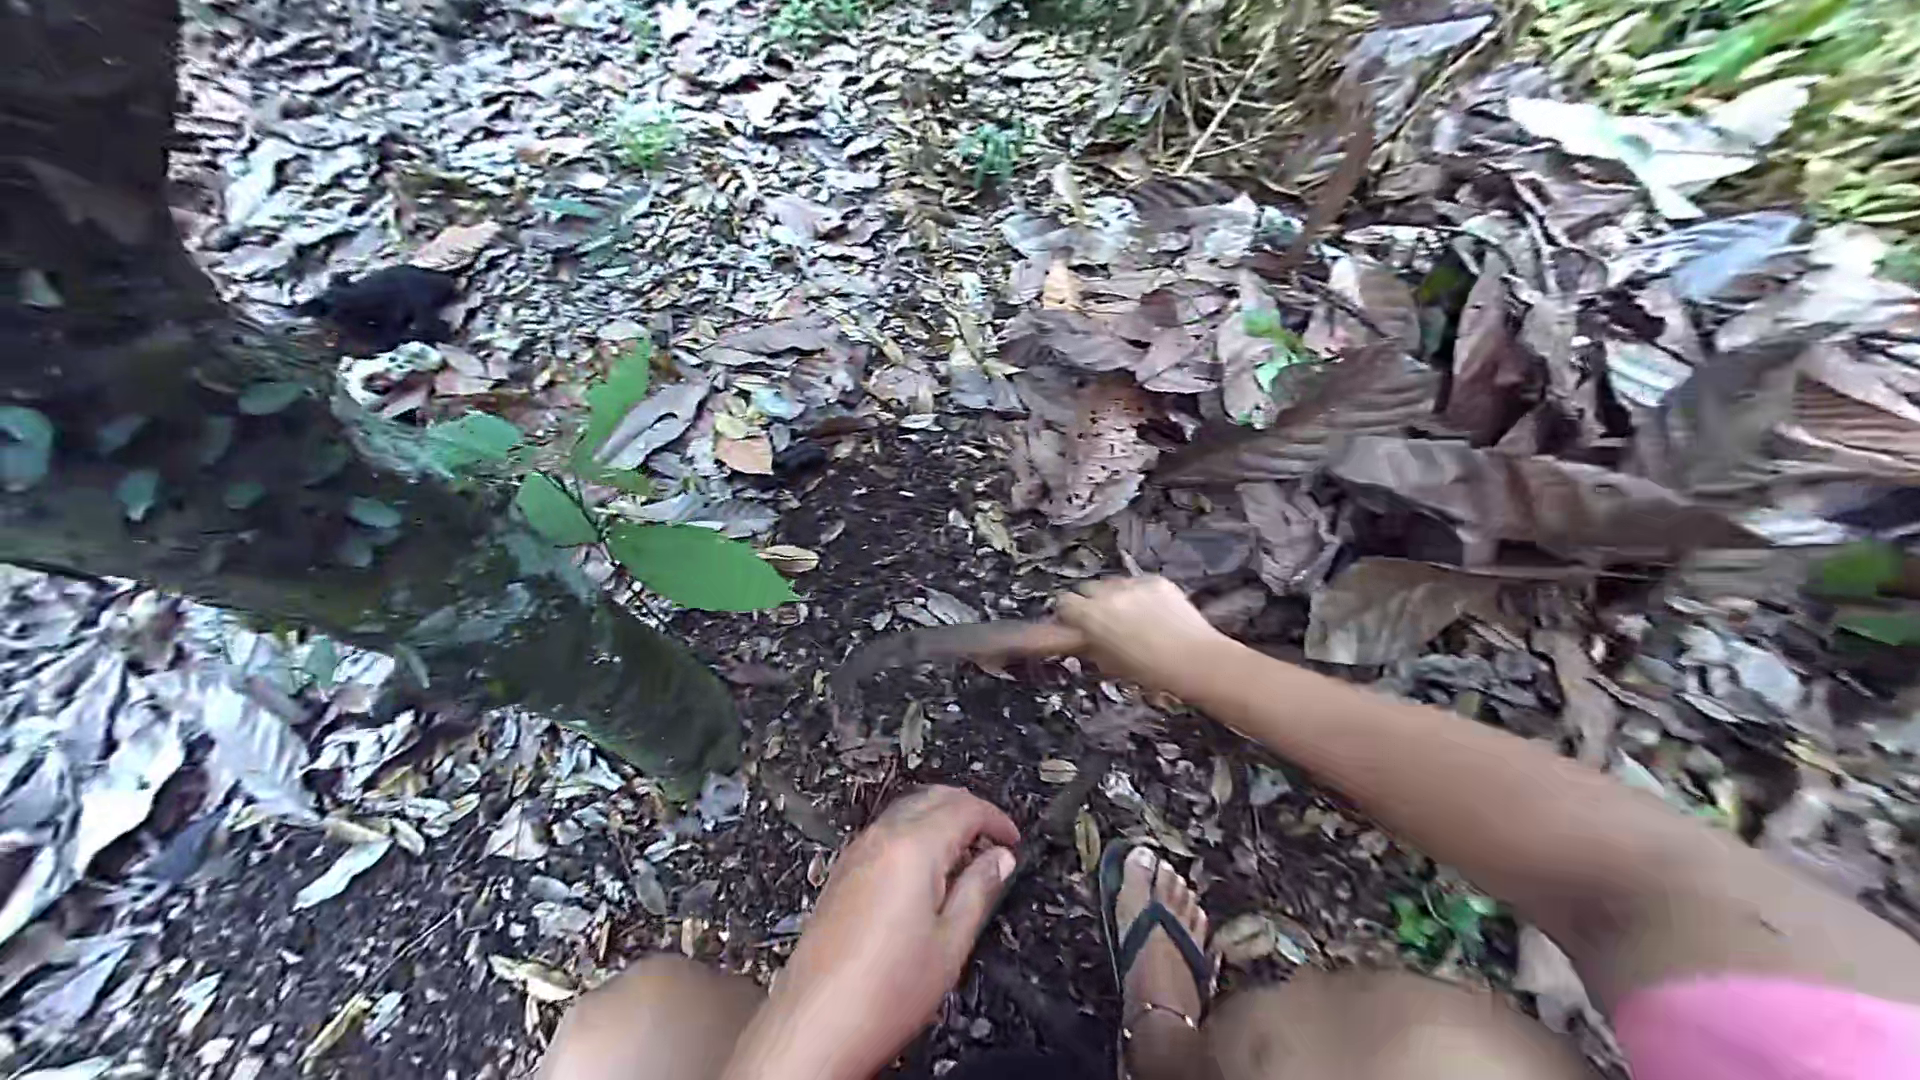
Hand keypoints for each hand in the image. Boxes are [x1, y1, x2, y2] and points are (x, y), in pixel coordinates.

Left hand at [723, 787, 1018, 1079]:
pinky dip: (915, 833)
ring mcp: (858, 851)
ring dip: (942, 819)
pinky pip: (888, 831)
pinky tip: (926, 872)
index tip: (1013, 839)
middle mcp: (882, 838)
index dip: (996, 819)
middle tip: (994, 840)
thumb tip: (1000, 859)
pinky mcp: (843, 870)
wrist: (814, 1026)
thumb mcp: (950, 943)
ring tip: (965, 857)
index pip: (964, 808)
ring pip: (909, 810)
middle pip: (934, 798)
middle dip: (970, 810)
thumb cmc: (882, 993)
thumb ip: (980, 890)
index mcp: (913, 847)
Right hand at [1053, 576, 1227, 693]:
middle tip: (1104, 623)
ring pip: (1112, 584)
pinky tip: (1153, 612)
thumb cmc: (1149, 672)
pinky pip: (1138, 583)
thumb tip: (1077, 639)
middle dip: (1091, 603)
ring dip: (1114, 597)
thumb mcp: (1108, 663)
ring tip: (1132, 617)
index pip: (1063, 603)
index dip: (1069, 615)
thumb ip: (1086, 645)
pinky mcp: (1156, 580)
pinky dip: (1140, 594)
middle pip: (1086, 589)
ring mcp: (1134, 584)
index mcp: (1090, 616)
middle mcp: (1108, 593)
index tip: (1076, 626)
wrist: (1196, 660)